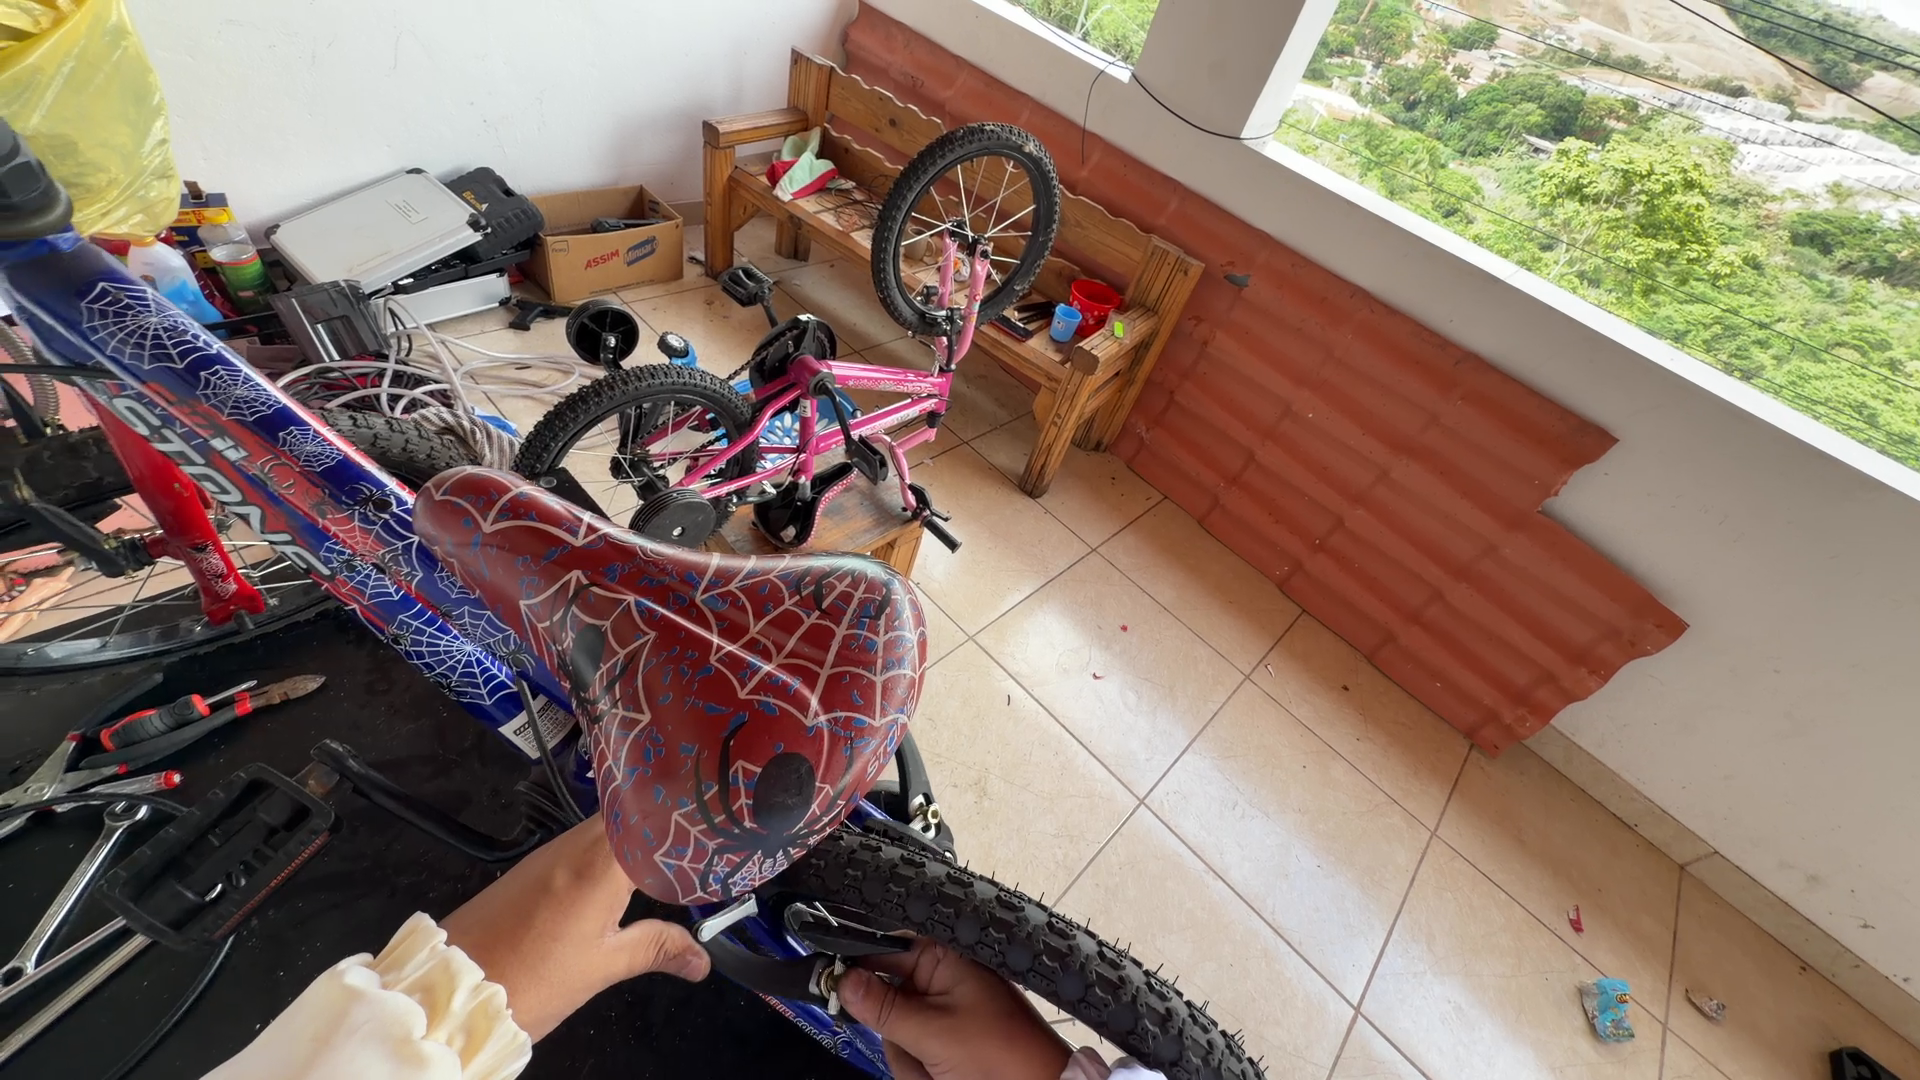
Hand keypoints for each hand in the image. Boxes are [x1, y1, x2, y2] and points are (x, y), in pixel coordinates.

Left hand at [440, 812, 709, 1039]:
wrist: (443, 992)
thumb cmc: (530, 978)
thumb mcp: (601, 968)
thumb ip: (656, 950)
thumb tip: (702, 960)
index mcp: (604, 860)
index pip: (657, 812)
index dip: (689, 806)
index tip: (722, 804)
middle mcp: (580, 842)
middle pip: (636, 810)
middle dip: (672, 813)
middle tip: (713, 820)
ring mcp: (555, 849)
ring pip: (613, 822)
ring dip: (645, 828)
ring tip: (684, 839)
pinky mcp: (537, 864)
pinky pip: (591, 838)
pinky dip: (619, 843)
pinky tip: (635, 863)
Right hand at [839, 937, 1069, 1079]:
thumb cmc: (999, 1054)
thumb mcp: (933, 1032)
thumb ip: (885, 1006)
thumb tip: (844, 979)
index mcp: (943, 956)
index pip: (886, 947)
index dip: (860, 967)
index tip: (833, 982)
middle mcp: (943, 978)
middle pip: (886, 999)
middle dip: (896, 1034)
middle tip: (917, 1052)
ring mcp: (946, 1013)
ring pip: (897, 1035)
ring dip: (912, 1062)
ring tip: (939, 1072)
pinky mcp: (948, 1042)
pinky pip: (914, 1056)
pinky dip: (923, 1073)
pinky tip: (943, 1079)